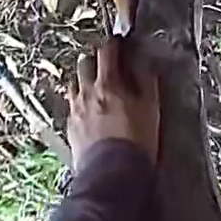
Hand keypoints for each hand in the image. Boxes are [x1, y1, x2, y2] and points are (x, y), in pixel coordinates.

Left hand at [66, 37, 158, 165]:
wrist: (111, 176)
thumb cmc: (137, 140)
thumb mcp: (150, 108)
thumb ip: (146, 81)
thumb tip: (144, 63)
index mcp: (108, 83)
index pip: (107, 51)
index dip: (113, 44)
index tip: (119, 44)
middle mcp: (87, 91)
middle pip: (85, 62)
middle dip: (95, 59)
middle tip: (107, 65)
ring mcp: (75, 109)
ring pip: (75, 82)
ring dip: (85, 79)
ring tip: (96, 86)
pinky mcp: (70, 126)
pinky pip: (72, 103)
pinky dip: (80, 100)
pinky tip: (89, 109)